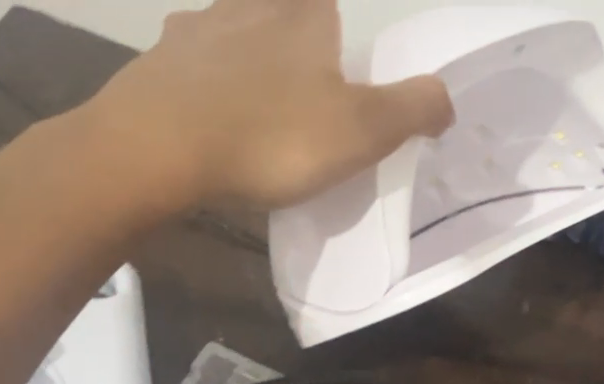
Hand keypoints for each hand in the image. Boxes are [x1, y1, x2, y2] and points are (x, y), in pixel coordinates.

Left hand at [84, 0, 453, 210]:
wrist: (158, 149)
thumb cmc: (273, 135)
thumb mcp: (364, 129)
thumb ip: (413, 108)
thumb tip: (445, 97)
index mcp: (302, 13)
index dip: (336, 17)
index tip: (343, 46)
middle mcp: (247, 6)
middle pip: (280, 6)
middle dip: (295, 29)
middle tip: (310, 77)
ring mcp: (195, 32)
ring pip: (232, 27)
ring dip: (249, 51)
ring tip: (264, 99)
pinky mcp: (158, 66)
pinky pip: (193, 64)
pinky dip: (209, 82)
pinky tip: (215, 114)